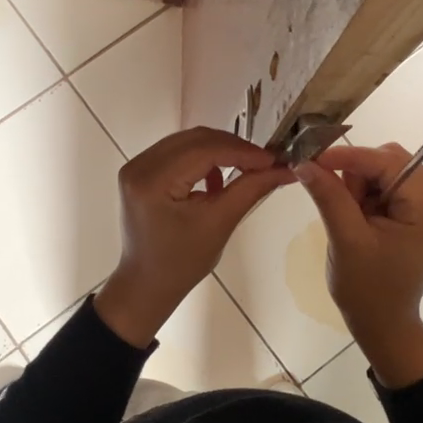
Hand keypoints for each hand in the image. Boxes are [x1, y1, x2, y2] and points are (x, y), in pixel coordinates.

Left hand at [93, 127, 294, 347]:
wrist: (148, 283)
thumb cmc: (182, 262)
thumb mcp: (220, 223)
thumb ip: (251, 188)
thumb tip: (285, 168)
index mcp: (152, 180)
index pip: (203, 150)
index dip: (241, 151)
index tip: (274, 160)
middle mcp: (139, 166)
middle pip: (194, 140)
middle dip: (233, 147)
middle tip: (265, 163)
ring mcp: (136, 166)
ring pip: (187, 142)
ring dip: (219, 151)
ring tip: (246, 169)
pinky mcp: (141, 172)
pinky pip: (178, 153)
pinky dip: (202, 159)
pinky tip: (217, 181)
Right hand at [294, 144, 422, 387]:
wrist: (383, 325)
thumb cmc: (366, 289)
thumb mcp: (345, 241)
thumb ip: (329, 197)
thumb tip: (304, 162)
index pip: (390, 162)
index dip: (351, 155)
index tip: (314, 159)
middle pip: (393, 161)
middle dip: (358, 172)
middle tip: (336, 197)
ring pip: (387, 172)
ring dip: (360, 185)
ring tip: (349, 217)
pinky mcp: (415, 218)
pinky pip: (389, 189)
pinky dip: (366, 195)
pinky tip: (357, 219)